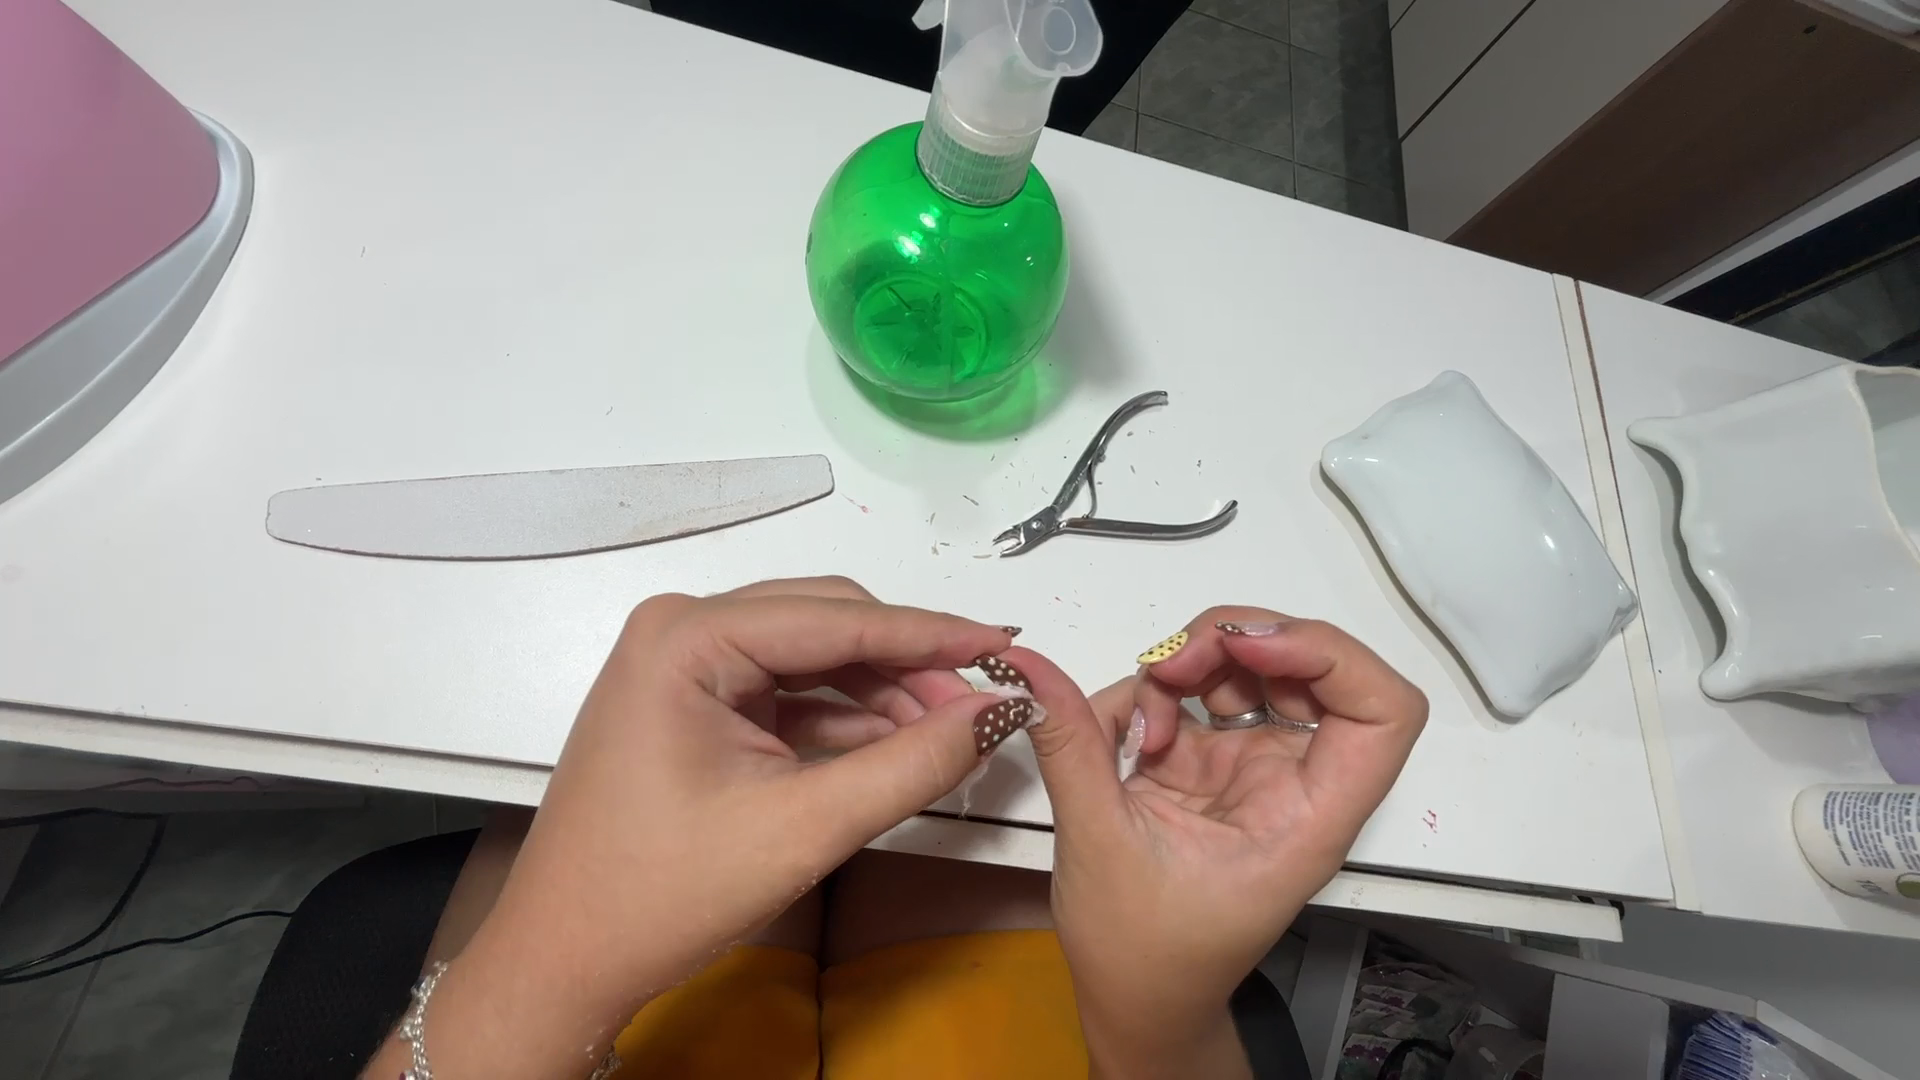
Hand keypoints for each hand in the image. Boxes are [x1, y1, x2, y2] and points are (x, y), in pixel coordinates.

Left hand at [393, 577, 1019, 1079]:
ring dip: (884, 689)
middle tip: (979, 701)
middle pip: (828, 623)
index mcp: (689, 637)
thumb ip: (912, 764)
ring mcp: (690, 660)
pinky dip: (847, 713)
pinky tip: (896, 739)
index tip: (1003, 641)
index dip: (930, 633)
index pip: (837, 620)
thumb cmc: (664, 895)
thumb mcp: (804, 828)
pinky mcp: (702, 696)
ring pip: (817, 654)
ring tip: (947, 728)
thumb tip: (999, 712)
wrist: (564, 963)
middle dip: (908, 663)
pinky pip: (794, 687)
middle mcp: (686, 627)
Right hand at [1015, 609, 1427, 1079]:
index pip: (1382, 713)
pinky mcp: (1203, 761)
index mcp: (1305, 814)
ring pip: (1242, 668)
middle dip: (1233, 644)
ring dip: (1185, 666)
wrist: (1131, 998)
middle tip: (1170, 663)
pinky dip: (1149, 695)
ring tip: (1135, 721)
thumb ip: (1070, 745)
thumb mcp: (1099, 842)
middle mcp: (1289, 778)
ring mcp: (1247, 764)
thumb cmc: (1140, 950)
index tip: (1248, 648)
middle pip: (1305, 667)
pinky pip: (1186, 694)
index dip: (1331, 657)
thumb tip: (1023, 666)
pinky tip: (1123, 738)